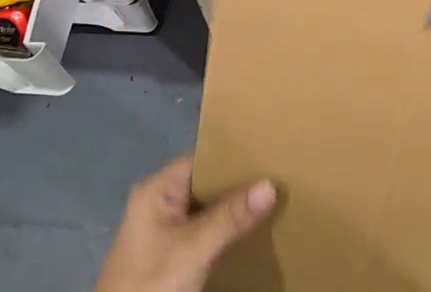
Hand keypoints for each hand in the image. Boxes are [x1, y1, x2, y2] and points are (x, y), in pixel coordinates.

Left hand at [96, 156, 276, 291]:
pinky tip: (254, 226)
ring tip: (275, 196)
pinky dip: (227, 228)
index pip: (202, 159)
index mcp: (157, 190)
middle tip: (279, 174)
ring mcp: (166, 229)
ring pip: (209, 207)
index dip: (234, 155)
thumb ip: (231, 216)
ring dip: (236, 207)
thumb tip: (272, 184)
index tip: (269, 152)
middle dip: (240, 182)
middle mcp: (160, 203)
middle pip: (207, 182)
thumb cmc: (151, 284)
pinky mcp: (173, 253)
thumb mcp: (194, 249)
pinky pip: (206, 229)